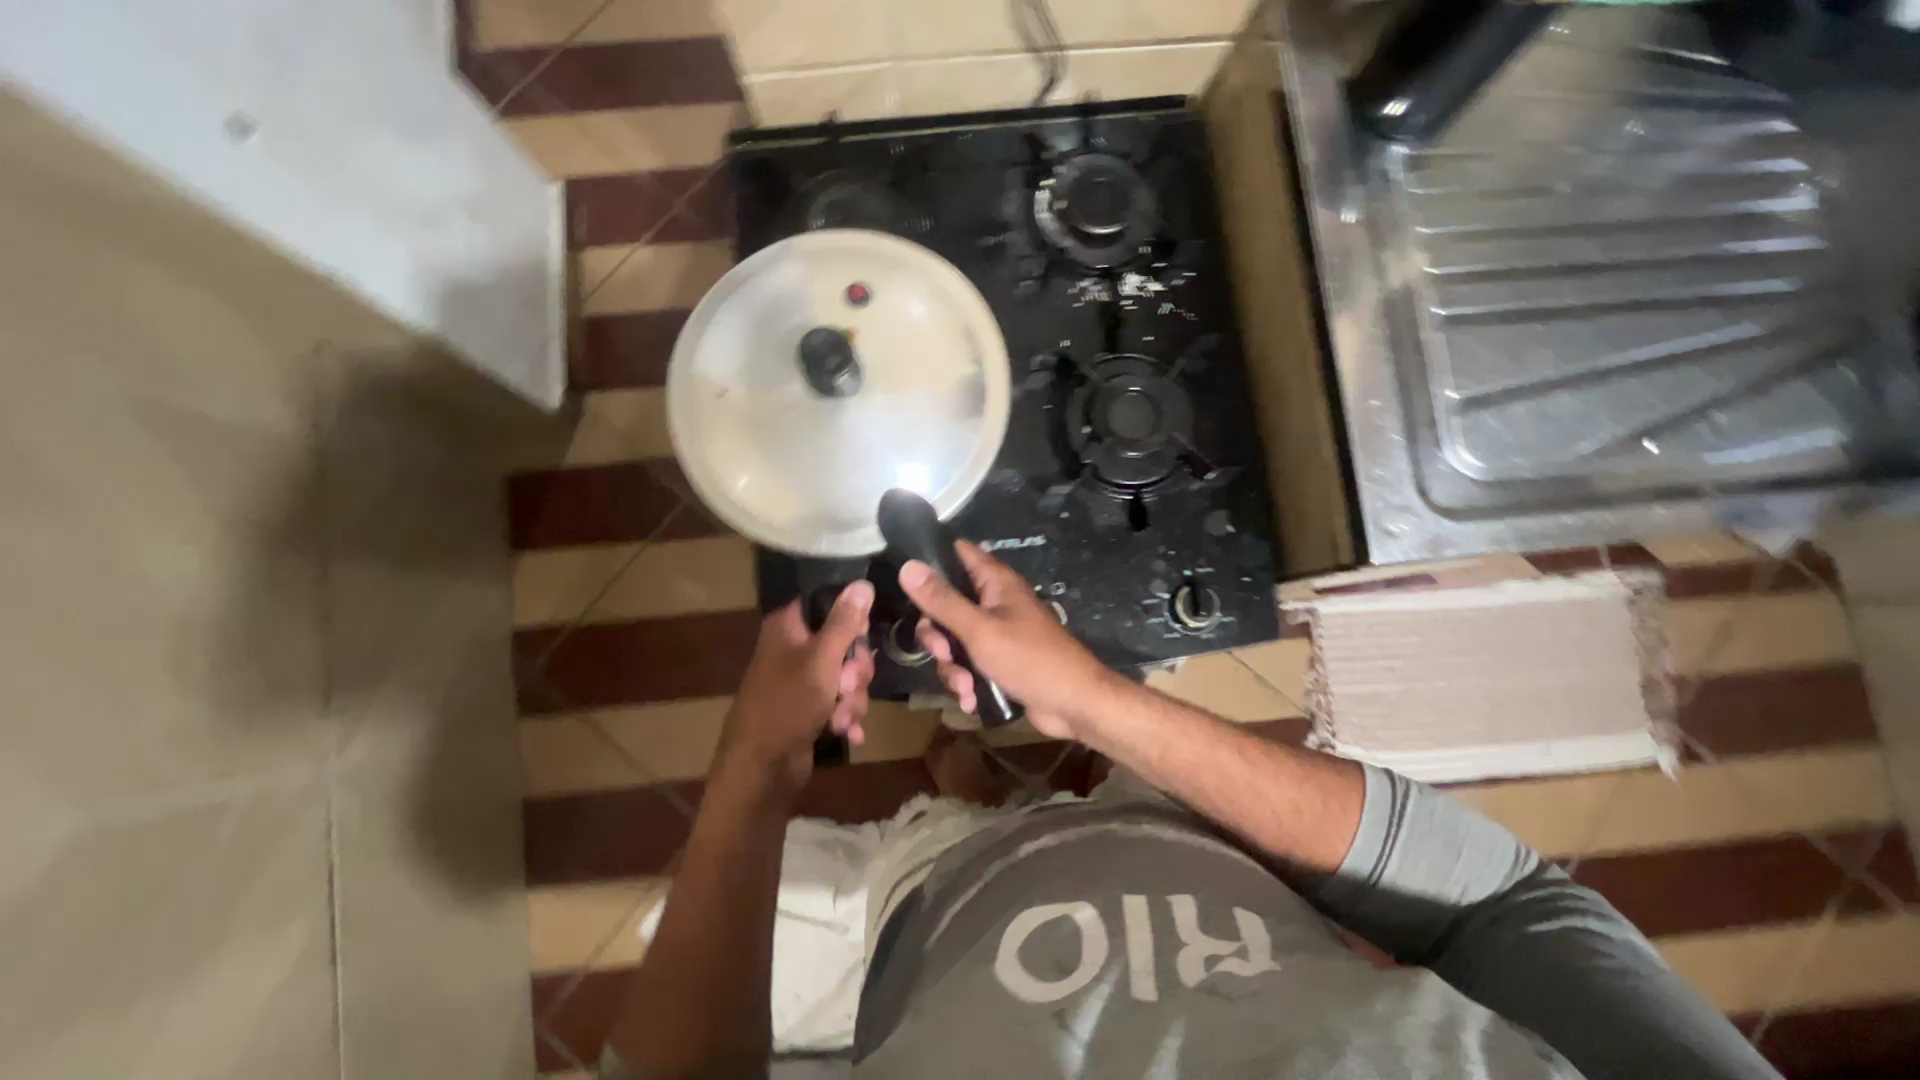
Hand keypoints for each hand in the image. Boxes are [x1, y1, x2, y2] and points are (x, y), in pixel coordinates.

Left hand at [715, 581, 874, 790]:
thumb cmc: (788, 705)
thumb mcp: (822, 660)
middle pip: (844, 644)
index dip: (852, 623)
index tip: (862, 641)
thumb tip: (863, 583)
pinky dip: (846, 716)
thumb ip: (845, 622)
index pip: (829, 605)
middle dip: (856, 671)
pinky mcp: (807, 708)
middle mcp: (792, 648)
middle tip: (850, 687)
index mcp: (788, 627)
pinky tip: (849, 732)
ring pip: (845, 677)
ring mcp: (799, 680)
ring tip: (844, 718)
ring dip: (853, 699)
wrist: (761, 768)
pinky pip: (838, 702)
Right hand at [899, 542, 1123, 740]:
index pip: (959, 553)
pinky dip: (966, 682)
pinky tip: (972, 700)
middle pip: (946, 605)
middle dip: (937, 635)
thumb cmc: (1030, 659)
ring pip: (954, 641)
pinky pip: (969, 665)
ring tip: (965, 687)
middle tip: (943, 653)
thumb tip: (908, 566)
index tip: (908, 582)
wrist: (1073, 704)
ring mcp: (998, 633)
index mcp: (996, 583)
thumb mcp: (979, 630)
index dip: (932, 561)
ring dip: (952, 667)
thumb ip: (942, 601)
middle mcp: (996, 602)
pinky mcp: (999, 662)